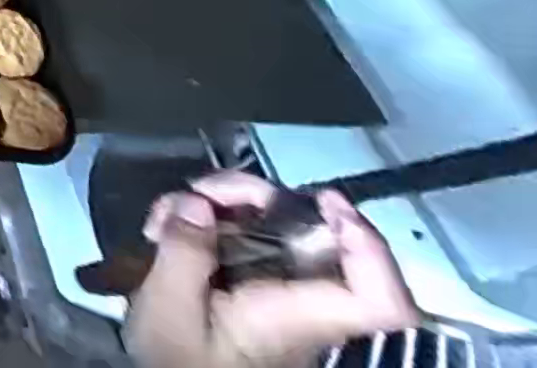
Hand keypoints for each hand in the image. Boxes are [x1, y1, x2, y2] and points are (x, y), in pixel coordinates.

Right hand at [126, 172, 419, 367]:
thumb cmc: (177, 357)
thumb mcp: (169, 306)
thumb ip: (184, 253)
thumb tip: (198, 203)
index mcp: (293, 319)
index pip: (375, 299)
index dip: (369, 250)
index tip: (326, 200)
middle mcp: (297, 304)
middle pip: (309, 242)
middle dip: (254, 198)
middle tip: (197, 188)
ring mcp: (271, 293)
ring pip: (267, 233)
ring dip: (214, 207)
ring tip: (162, 214)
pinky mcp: (244, 286)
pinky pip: (238, 241)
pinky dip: (201, 221)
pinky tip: (162, 226)